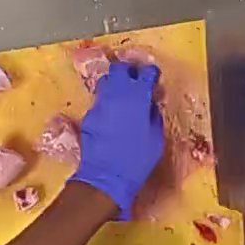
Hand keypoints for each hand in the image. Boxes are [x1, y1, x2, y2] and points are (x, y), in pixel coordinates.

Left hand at [69, 62, 163, 219]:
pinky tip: (111, 116)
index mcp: (137, 97)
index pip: (146, 73)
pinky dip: (106, 103)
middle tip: (135, 80)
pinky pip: (99, 102)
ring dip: (115, 85)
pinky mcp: (88, 115)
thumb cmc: (137, 159)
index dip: (151, 74)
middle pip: (120, 69)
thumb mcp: (156, 138)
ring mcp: (99, 103)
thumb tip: (150, 103)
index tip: (153, 79)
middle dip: (128, 71)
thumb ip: (153, 114)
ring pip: (106, 82)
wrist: (105, 176)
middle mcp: (116, 94)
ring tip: (122, 96)